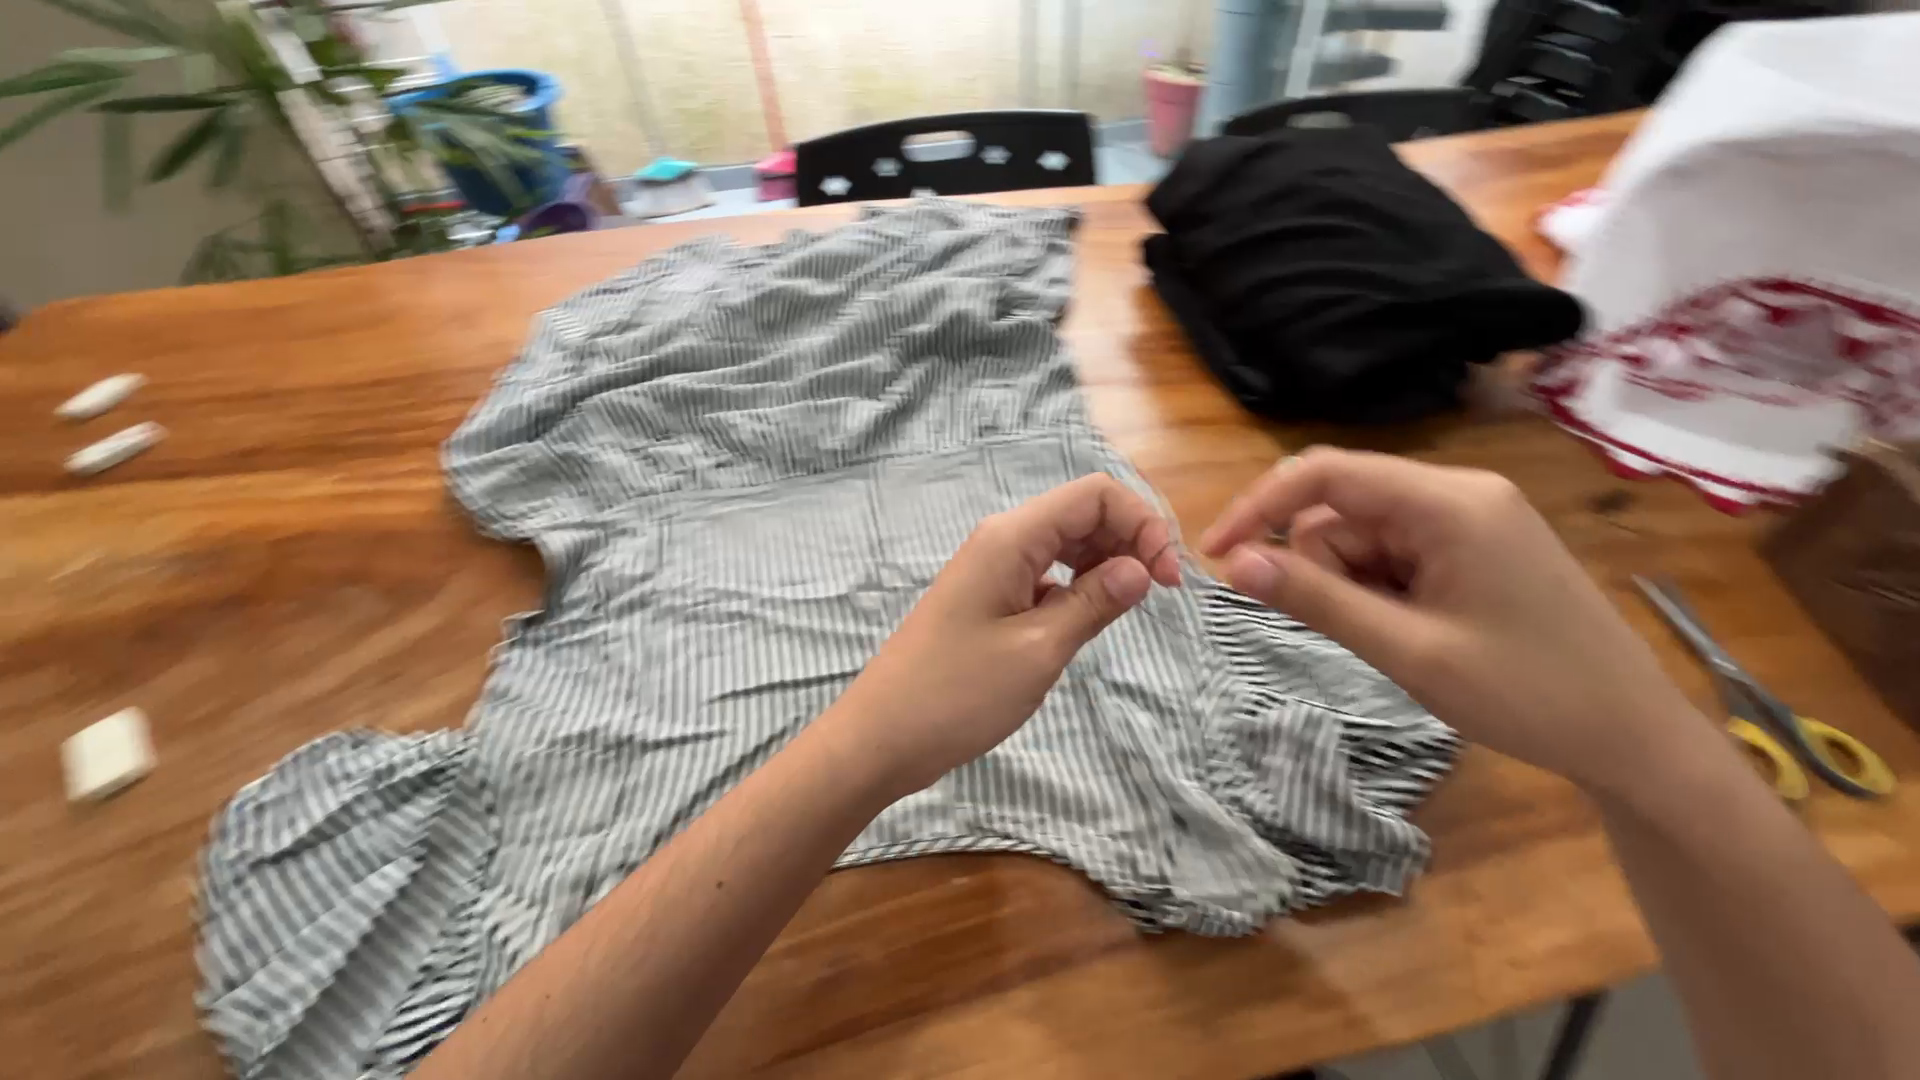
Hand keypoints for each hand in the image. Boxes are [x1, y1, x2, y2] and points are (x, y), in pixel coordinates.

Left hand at [827, 474, 1182, 798]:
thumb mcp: (1037, 651)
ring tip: (1126, 608)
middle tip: (1159, 595)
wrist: (882, 736)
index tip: (1168, 579)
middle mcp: (1002, 541)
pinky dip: (1076, 588)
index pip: (1095, 494)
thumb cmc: (957, 694)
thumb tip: (1141, 568)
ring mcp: (993, 570)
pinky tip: (1085, 621)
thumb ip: (1094, 603)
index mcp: (1012, 538)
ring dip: (1105, 564)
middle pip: (1082, 514)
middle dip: (1129, 541)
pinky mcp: (988, 599)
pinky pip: (1045, 576)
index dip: (1143, 523)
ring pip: (1065, 545)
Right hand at [1198, 448, 1703, 797]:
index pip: (1324, 475)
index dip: (1258, 507)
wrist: (1634, 738)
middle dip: (1319, 564)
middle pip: (1341, 508)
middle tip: (1350, 630)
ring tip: (1394, 639)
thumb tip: (1234, 564)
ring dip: (1350, 583)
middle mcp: (1458, 494)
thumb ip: (1316, 600)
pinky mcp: (1474, 546)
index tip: (1215, 554)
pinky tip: (1408, 630)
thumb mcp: (1407, 650)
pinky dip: (1377, 588)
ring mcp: (1470, 519)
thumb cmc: (1527, 694)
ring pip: (1362, 534)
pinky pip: (1393, 552)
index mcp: (1448, 503)